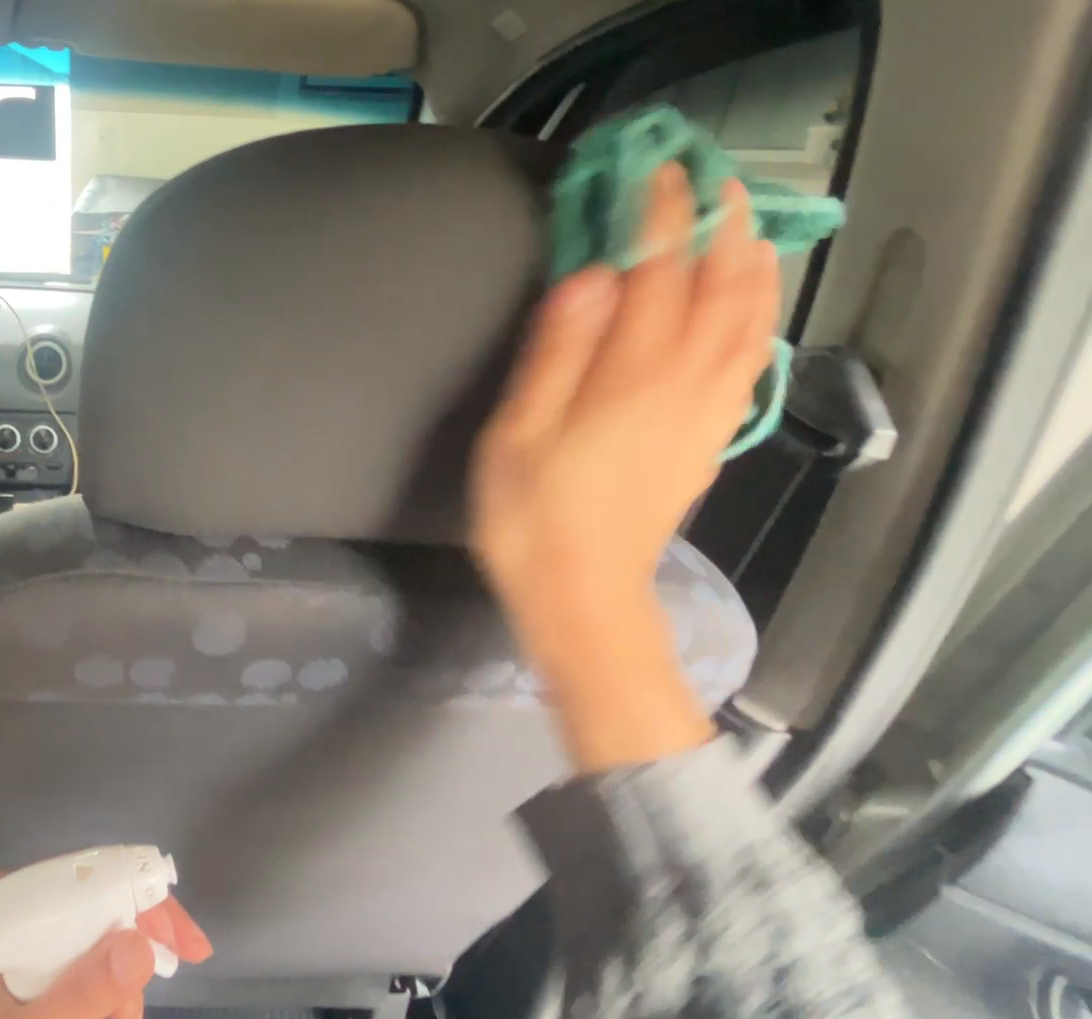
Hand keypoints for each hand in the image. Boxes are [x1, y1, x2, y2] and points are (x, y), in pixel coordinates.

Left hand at [0, 870, 212, 1018]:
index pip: (79, 880)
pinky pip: (84, 971)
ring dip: (120, 998)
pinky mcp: (28, 971)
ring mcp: (20, 940)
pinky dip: (106, 1007)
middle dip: (133, 960)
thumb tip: (144, 945)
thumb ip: (81, 998)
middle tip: (186, 974)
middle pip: (94, 911)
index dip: (136, 901)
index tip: (179, 943)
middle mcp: (10, 910)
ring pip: (96, 945)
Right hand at [468, 165, 779, 770]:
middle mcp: (684, 382)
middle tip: (705, 179)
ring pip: (748, 318)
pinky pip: (749, 357)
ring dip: (748, 261)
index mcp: (630, 376)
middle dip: (718, 223)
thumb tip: (588, 277)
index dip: (656, 214)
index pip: (655, 272)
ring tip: (738, 224)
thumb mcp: (517, 434)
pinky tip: (745, 305)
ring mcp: (706, 411)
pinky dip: (755, 313)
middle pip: (720, 285)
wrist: (582, 595)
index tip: (649, 169)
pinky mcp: (709, 437)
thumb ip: (556, 352)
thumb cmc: (531, 518)